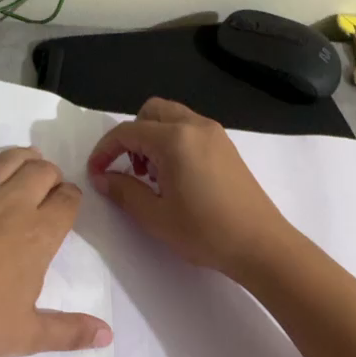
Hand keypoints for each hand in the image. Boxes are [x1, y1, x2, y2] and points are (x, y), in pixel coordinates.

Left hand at [0, 147, 111, 356]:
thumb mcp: (25, 335)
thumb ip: (69, 331)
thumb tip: (108, 335)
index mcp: (39, 235)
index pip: (68, 199)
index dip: (71, 200)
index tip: (66, 209)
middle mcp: (12, 204)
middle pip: (43, 170)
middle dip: (51, 177)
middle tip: (46, 194)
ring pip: (9, 158)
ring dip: (23, 161)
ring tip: (24, 173)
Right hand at [86, 99, 298, 279]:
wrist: (260, 244)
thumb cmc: (205, 232)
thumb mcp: (156, 216)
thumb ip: (124, 191)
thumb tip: (102, 178)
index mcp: (175, 139)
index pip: (128, 132)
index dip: (105, 151)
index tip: (95, 174)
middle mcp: (196, 126)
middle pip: (151, 112)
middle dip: (131, 136)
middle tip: (128, 170)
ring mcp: (215, 134)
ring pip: (172, 118)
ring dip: (152, 138)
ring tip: (151, 177)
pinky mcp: (227, 147)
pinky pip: (190, 130)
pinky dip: (173, 142)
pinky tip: (175, 178)